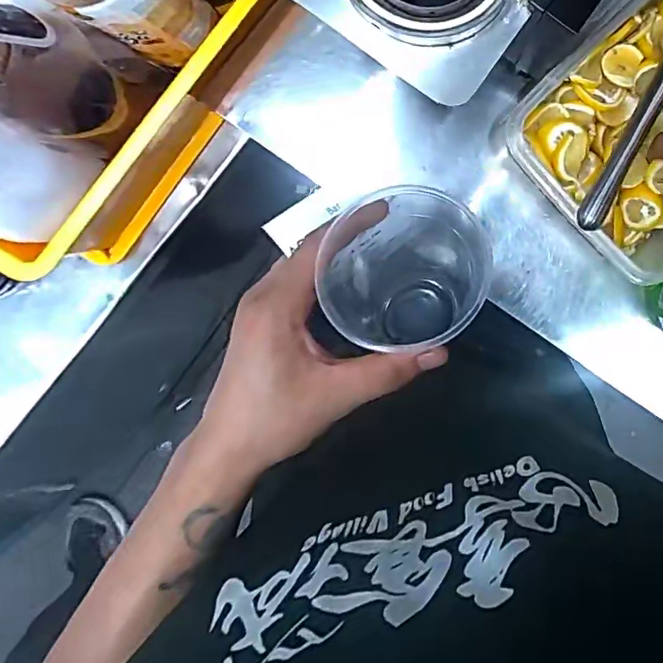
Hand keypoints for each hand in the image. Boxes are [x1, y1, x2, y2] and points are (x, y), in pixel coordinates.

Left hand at [193, 221, 446, 469]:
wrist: (224, 452)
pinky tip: (344, 278)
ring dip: (331, 248)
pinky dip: (319, 267)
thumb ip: (388, 371)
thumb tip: (438, 353)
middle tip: (388, 226)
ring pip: (297, 262)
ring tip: (372, 243)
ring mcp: (256, 306)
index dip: (351, 223)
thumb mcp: (336, 395)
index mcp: (276, 303)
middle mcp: (262, 295)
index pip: (315, 247)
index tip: (384, 210)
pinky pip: (292, 278)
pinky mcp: (258, 319)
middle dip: (345, 230)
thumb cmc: (273, 420)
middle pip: (306, 248)